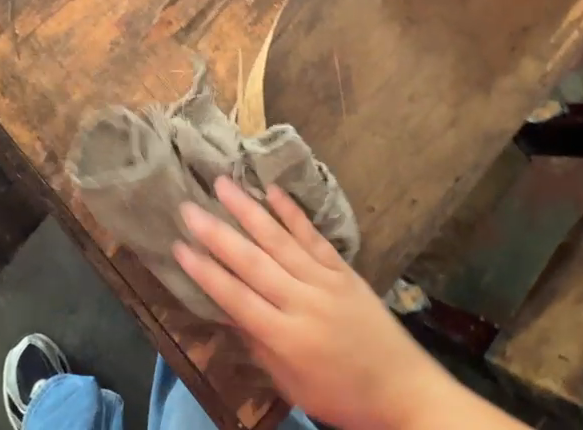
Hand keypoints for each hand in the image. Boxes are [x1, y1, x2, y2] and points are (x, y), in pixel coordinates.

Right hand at [173, 177, 523, 429]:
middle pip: (252, 262)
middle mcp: (302, 302)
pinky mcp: (343, 269)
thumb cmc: (341, 396)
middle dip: (216, 234)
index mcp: (285, 338)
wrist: (404, 390)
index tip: (178, 246)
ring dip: (248, 211)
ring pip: (279, 240)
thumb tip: (227, 309)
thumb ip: (260, 344)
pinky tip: (272, 191)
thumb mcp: (293, 384)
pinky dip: (292, 213)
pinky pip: (312, 236)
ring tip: (223, 185)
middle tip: (188, 207)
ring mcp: (324, 281)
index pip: (235, 298)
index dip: (205, 272)